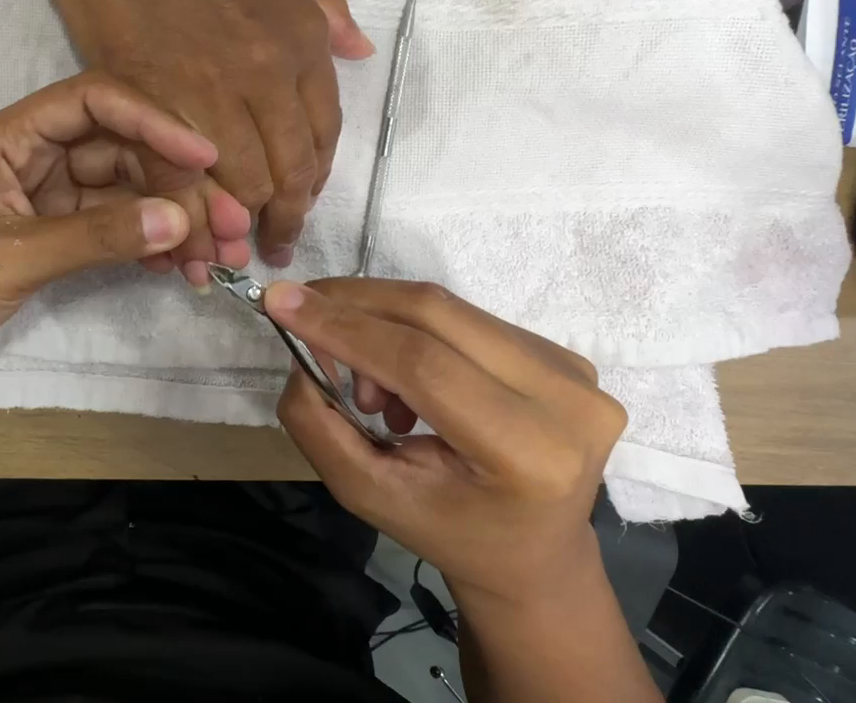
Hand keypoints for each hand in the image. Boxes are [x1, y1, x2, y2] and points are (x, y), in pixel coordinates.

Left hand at [0, 73, 211, 376]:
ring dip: (170, 220)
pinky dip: (144, 244)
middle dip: (177, 184)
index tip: (208, 158)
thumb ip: (96, 236)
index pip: (95, 102)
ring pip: (124, 191)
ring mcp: (46, 196)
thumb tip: (181, 218)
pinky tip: (180, 268)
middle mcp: (34, 156)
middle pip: (122, 149)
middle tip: (234, 227)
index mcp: (12, 137)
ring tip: (218, 258)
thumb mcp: (13, 255)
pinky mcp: (51, 234)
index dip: (155, 120)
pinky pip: (111, 227)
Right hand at [27, 0, 374, 281]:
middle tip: (269, 249)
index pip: (322, 135)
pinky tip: (186, 225)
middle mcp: (264, 72)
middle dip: (281, 219)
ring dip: (238, 224)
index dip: (312, 183)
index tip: (297, 209)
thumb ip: (321, 9)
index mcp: (299, 39)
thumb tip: (361, 52)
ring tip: (230, 252)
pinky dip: (188, 206)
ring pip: (238, 180)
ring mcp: (206, 88)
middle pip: (286, 168)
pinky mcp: (148, 99)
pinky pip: (180, 169)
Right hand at [263, 278, 626, 610]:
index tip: (279, 301)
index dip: (344, 326)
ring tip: (365, 386)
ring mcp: (576, 374)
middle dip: (353, 304)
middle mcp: (569, 404)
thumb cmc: (445, 529)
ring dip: (379, 322)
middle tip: (300, 310)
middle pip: (435, 314)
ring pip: (445, 308)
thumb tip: (301, 343)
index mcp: (528, 454)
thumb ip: (315, 421)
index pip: (421, 363)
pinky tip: (403, 377)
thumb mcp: (362, 492)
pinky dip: (410, 330)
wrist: (533, 554)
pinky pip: (462, 316)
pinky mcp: (567, 356)